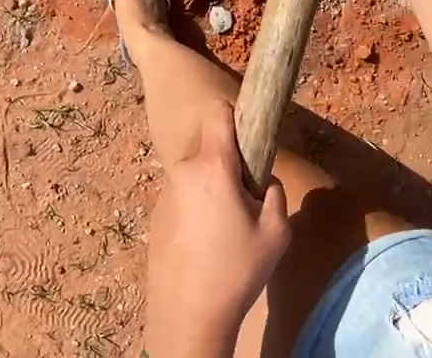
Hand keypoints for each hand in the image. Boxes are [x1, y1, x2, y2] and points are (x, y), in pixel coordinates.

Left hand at [144, 100, 289, 357]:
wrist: (188, 317)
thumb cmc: (236, 271)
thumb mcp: (276, 232)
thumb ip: (275, 193)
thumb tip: (263, 181)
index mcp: (212, 166)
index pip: (218, 113)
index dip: (235, 114)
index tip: (249, 133)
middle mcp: (183, 170)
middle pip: (208, 146)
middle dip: (227, 162)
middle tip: (244, 198)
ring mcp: (164, 192)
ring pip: (195, 173)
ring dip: (210, 186)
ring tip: (224, 228)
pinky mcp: (155, 215)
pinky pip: (181, 196)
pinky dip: (194, 206)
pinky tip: (204, 243)